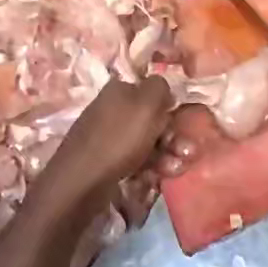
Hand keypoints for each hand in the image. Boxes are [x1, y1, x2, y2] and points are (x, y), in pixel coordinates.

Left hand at [30, 76, 173, 220]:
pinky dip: (148, 166)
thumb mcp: (146, 103)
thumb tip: (163, 91)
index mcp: (119, 89)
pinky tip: (155, 176)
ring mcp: (107, 133)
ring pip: (146, 141)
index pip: (153, 91)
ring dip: (166, 154)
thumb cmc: (119, 137)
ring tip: (173, 169)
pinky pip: (134, 158)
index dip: (169, 108)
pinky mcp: (105, 158)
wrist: (82, 179)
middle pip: (151, 119)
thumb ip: (159, 87)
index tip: (180, 125)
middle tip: (185, 153)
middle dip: (171, 137)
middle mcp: (112, 107)